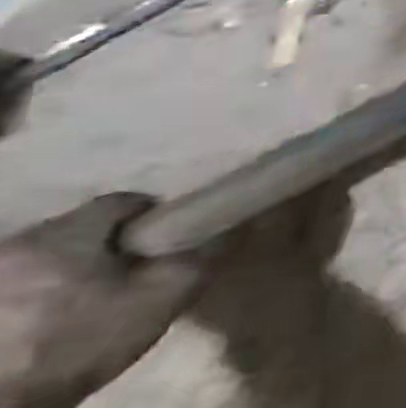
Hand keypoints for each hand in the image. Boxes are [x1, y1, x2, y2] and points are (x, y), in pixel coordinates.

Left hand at [0, 194, 203, 407]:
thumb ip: (205, 253)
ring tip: (80, 307)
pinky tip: (37, 327)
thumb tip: (243, 221)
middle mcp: (13, 244)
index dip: (152, 220)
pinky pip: (13, 285)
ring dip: (62, 274)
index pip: (123, 202)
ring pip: (40, 260)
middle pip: (78, 232)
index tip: (164, 248)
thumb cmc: (80, 343)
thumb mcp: (162, 298)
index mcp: (62, 234)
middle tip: (124, 281)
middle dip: (103, 250)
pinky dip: (29, 298)